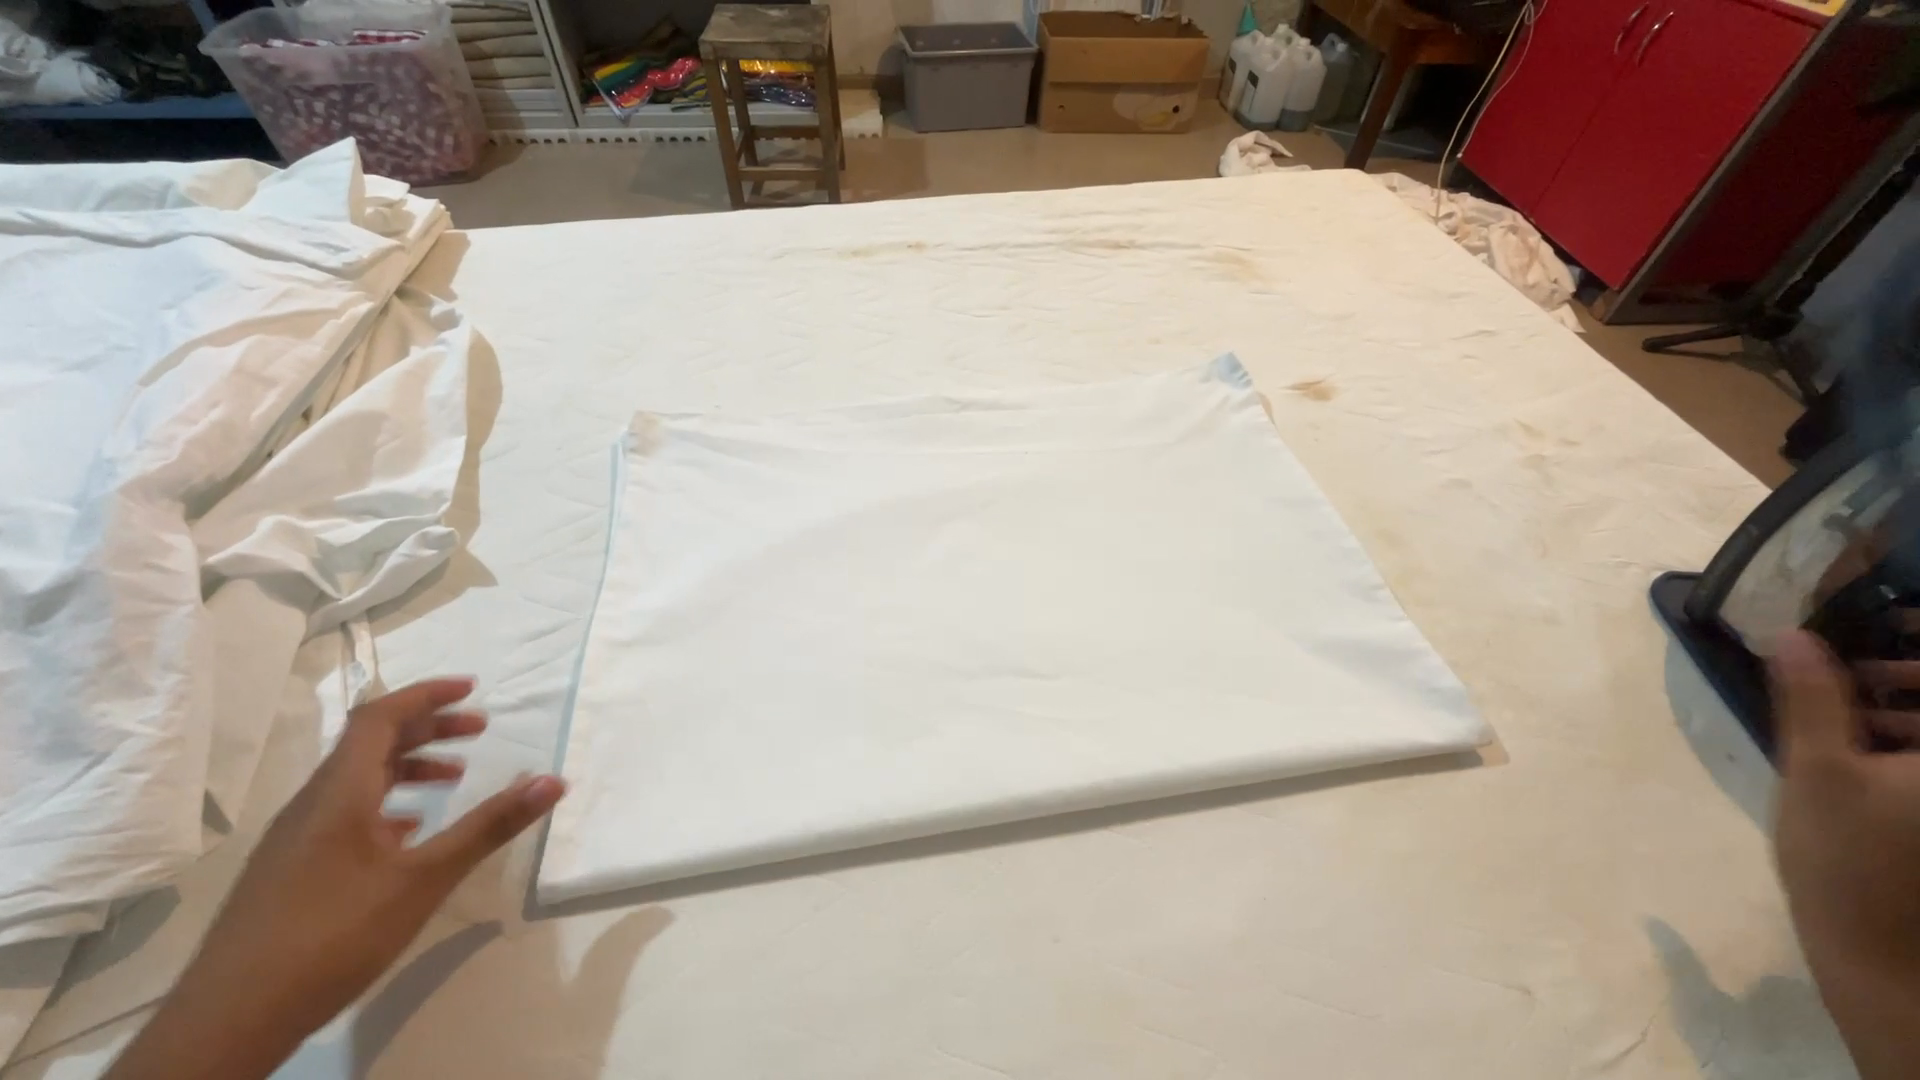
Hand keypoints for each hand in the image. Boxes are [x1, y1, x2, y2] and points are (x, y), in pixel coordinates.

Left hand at [107, 679, 565, 1079]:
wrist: (228, 1022)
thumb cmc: (332, 936)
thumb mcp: (424, 879)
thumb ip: (489, 827)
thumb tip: (553, 780)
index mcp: (338, 794)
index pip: (379, 718)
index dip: (426, 695)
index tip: (472, 689)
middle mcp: (312, 805)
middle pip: (369, 745)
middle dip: (428, 729)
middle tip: (479, 730)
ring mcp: (295, 840)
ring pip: (356, 781)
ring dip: (408, 767)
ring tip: (454, 779)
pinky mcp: (290, 871)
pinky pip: (343, 815)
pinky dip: (386, 806)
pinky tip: (407, 835)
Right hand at [1769, 631, 1919, 1079]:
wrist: (1882, 951)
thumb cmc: (1850, 857)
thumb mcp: (1817, 770)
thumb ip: (1810, 698)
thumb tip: (1792, 634)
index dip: (1919, 633)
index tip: (1881, 618)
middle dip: (1908, 673)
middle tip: (1848, 664)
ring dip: (1908, 705)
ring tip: (1847, 706)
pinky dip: (1908, 738)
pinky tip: (1864, 745)